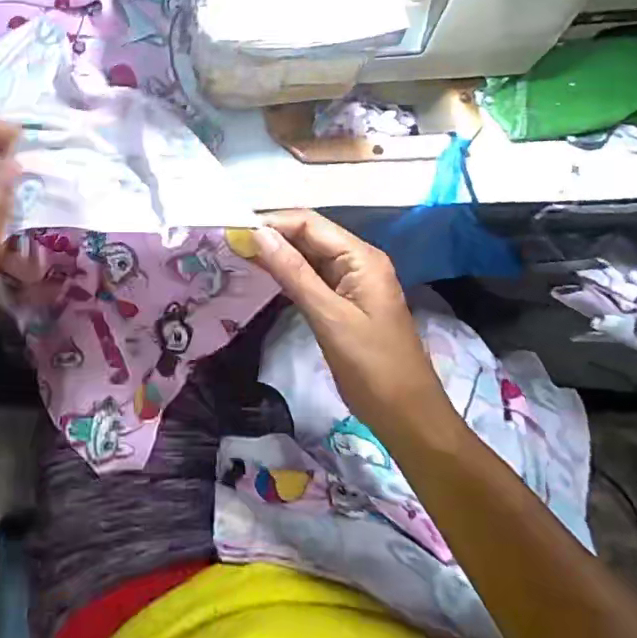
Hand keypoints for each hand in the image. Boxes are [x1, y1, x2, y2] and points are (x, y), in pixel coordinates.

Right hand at [250, 209, 443, 417]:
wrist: (406, 414)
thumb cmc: (371, 366)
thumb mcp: (329, 317)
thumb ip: (293, 273)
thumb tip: (258, 234)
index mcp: (361, 258)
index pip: (309, 223)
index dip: (271, 222)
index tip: (233, 230)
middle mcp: (358, 261)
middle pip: (308, 234)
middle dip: (270, 235)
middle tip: (230, 242)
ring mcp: (351, 281)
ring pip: (307, 255)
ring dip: (275, 253)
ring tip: (238, 253)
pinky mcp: (343, 300)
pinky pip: (311, 276)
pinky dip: (286, 272)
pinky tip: (262, 273)